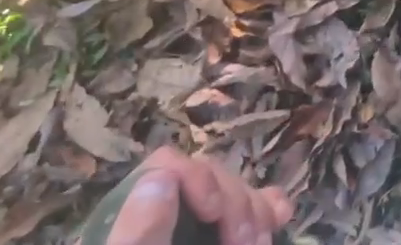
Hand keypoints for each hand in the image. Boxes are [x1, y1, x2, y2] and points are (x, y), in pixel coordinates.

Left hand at [107, 148, 293, 244]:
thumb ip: (138, 233)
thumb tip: (163, 173)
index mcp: (122, 216)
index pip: (165, 164)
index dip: (199, 178)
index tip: (215, 215)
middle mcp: (160, 210)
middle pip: (208, 174)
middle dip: (236, 204)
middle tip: (247, 243)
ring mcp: (194, 220)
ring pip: (235, 187)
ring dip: (256, 210)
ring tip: (260, 244)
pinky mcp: (221, 230)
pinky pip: (252, 200)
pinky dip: (268, 207)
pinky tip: (277, 221)